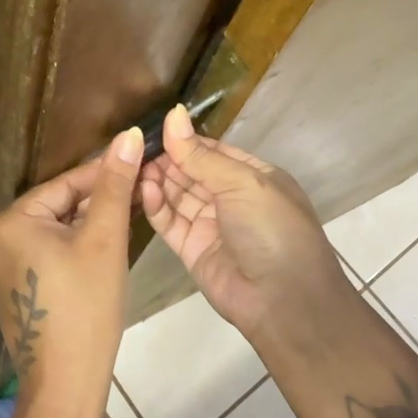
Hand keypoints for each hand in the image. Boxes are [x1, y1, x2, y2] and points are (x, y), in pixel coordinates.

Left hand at [0, 127, 142, 411]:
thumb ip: (115, 185)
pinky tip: (100, 253)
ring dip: (86, 225)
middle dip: (96, 203)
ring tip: (126, 221)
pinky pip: (44, 253)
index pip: (66, 184)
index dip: (106, 176)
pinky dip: (71, 249)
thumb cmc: (86, 308)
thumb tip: (128, 134)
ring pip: (52, 230)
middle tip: (139, 196)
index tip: (139, 166)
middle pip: (57, 206)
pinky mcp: (8, 286)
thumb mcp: (104, 240)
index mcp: (9, 219)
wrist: (64, 384)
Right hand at [139, 106, 351, 339]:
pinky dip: (156, 206)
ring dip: (157, 179)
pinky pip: (170, 221)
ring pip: (177, 194)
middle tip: (134, 147)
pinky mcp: (192, 249)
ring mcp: (211, 224)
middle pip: (191, 171)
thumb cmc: (273, 231)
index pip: (212, 150)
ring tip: (132, 166)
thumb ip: (201, 155)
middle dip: (165, 159)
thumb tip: (173, 114)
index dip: (183, 140)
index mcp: (253, 177)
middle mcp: (232, 198)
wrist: (285, 303)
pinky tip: (142, 190)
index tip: (151, 129)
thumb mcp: (242, 184)